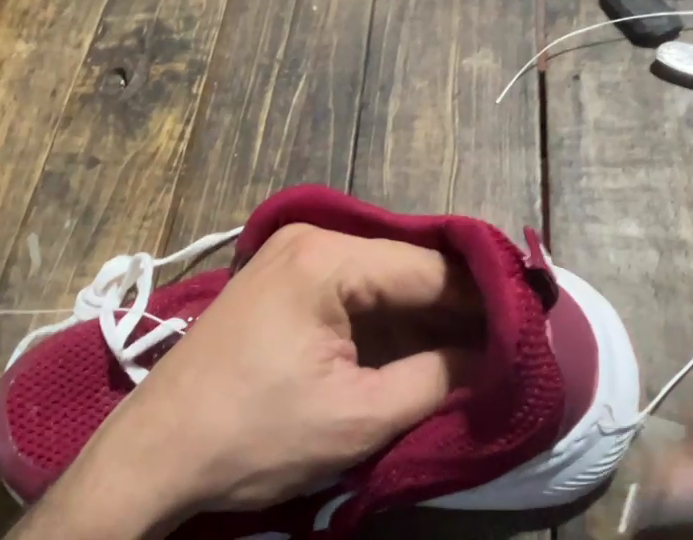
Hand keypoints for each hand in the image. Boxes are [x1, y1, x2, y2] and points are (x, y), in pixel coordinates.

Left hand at [12, 224, 480, 539]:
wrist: (157, 452)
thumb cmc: (255, 434)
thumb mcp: (357, 417)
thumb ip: (436, 379)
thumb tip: (495, 357)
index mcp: (327, 258)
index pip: (430, 269)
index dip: (486, 300)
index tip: (534, 326)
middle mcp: (311, 240)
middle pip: (406, 268)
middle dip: (459, 308)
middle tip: (513, 341)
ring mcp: (292, 259)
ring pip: (382, 282)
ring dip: (426, 317)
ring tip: (481, 349)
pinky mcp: (282, 284)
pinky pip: (351, 293)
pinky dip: (388, 322)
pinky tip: (424, 348)